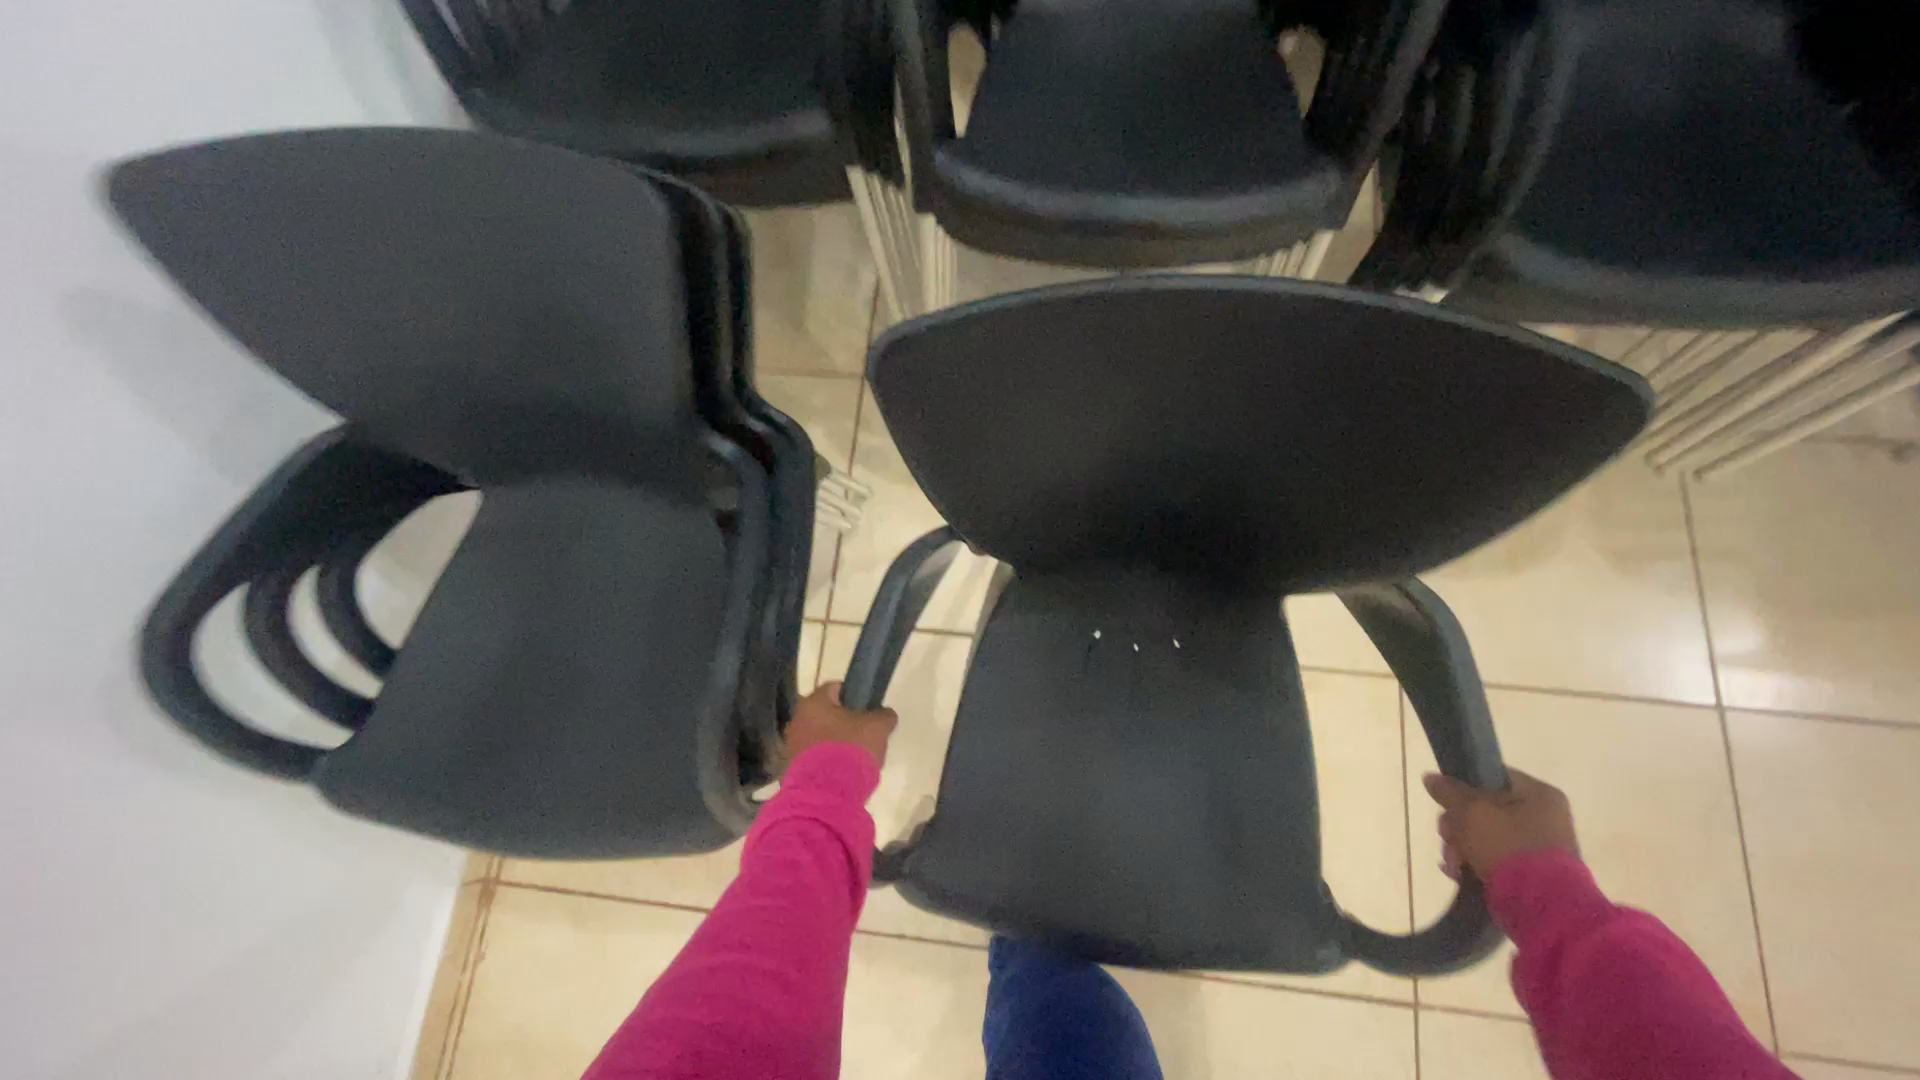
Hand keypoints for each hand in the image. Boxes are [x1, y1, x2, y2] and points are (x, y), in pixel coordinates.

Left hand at [783, 682, 898, 767]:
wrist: (826, 794)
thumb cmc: (851, 749)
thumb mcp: (878, 728)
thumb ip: (884, 716)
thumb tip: (885, 715)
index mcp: (814, 703)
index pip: (835, 688)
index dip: (854, 695)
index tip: (868, 708)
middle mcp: (796, 720)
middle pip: (825, 715)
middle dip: (844, 723)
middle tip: (864, 735)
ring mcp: (791, 747)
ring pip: (819, 738)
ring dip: (835, 744)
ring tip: (856, 759)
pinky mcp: (791, 771)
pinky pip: (814, 760)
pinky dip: (827, 763)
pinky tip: (844, 774)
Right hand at [1423, 768, 1578, 880]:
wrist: (1543, 908)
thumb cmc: (1507, 848)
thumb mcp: (1470, 813)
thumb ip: (1448, 792)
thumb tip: (1431, 777)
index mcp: (1539, 795)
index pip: (1491, 777)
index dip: (1462, 789)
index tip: (1447, 806)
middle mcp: (1546, 818)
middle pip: (1485, 809)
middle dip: (1458, 826)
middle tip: (1448, 839)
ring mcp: (1542, 847)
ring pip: (1486, 836)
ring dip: (1462, 847)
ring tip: (1453, 864)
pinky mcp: (1535, 874)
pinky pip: (1496, 858)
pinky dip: (1475, 863)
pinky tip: (1458, 873)